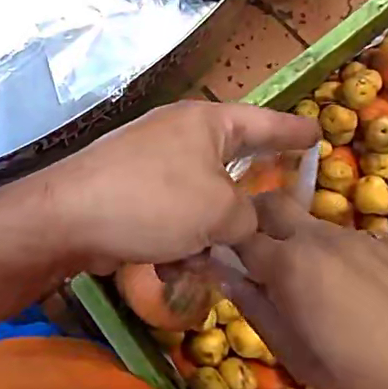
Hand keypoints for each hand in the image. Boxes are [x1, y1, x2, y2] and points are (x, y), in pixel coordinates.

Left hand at [22, 100, 317, 270]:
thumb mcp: (220, 211)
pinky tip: (169, 266)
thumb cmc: (152, 201)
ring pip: (202, 201)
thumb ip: (250, 218)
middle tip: (271, 225)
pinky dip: (176, 241)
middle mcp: (180, 136)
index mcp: (207, 123)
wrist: (69, 218)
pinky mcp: (132, 192)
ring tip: (199, 259)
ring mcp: (152, 163)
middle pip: (232, 168)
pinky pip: (173, 216)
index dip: (294, 132)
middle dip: (244, 207)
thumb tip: (244, 225)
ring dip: (206, 236)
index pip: (264, 123)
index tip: (318, 134)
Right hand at [222, 194, 387, 388]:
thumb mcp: (290, 351)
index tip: (220, 257)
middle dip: (255, 217)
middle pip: (272, 203)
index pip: (238, 234)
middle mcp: (319, 236)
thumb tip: (223, 274)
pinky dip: (339, 255)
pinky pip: (352, 241)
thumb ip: (253, 306)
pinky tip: (360, 295)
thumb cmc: (354, 377)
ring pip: (313, 224)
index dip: (224, 243)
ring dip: (300, 241)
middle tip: (256, 252)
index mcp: (288, 263)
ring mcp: (359, 237)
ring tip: (315, 285)